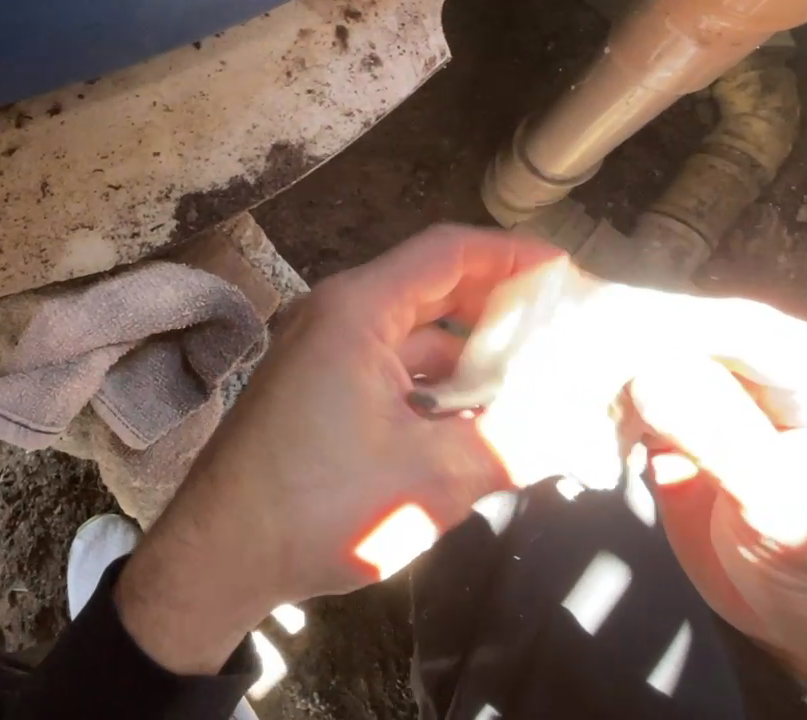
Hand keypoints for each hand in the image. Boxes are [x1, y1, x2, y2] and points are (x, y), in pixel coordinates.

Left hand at [115, 225, 557, 673]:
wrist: (220, 554)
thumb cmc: (321, 505)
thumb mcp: (433, 478)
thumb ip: (516, 442)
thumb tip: (585, 422)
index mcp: (357, 309)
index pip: (447, 252)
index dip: (512, 257)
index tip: (569, 276)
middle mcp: (335, 315)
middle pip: (431, 289)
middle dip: (499, 310)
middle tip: (565, 334)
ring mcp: (320, 351)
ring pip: (413, 336)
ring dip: (470, 357)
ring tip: (538, 383)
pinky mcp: (316, 387)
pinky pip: (389, 369)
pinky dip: (435, 387)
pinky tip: (478, 422)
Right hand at [621, 296, 806, 703]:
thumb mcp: (784, 509)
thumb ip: (720, 435)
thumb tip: (645, 373)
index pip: (739, 326)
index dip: (671, 325)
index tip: (602, 335)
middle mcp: (779, 372)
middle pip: (689, 333)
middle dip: (631, 350)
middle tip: (576, 374)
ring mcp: (730, 394)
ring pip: (654, 358)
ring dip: (612, 378)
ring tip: (583, 408)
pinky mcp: (688, 417)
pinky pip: (637, 391)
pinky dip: (607, 402)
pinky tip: (591, 421)